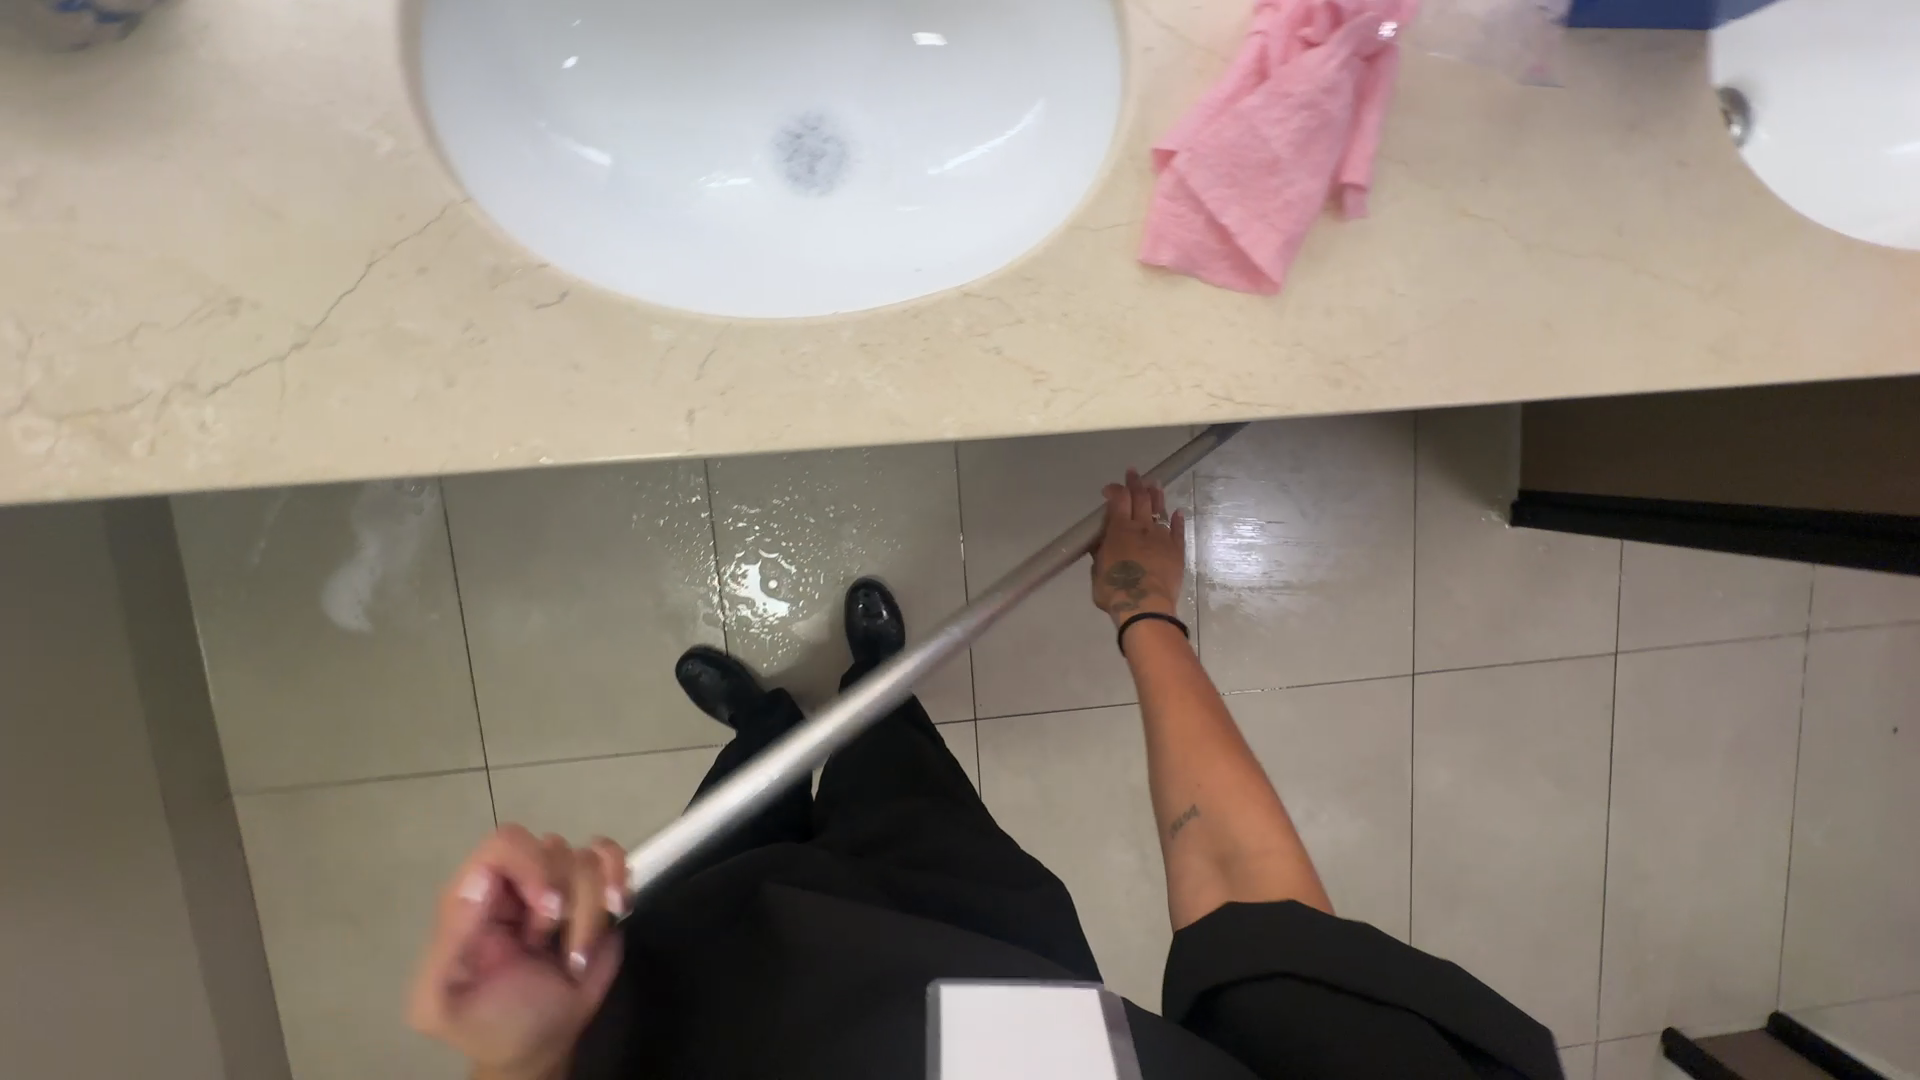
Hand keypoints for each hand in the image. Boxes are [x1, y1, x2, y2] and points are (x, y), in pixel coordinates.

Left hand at [408, 826, 629, 1079]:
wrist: (541, 1043)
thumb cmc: (488, 1023)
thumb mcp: (444, 999)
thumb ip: (452, 940)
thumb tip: (481, 877)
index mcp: (476, 896)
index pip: (505, 844)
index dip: (533, 865)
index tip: (549, 908)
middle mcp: (518, 879)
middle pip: (555, 847)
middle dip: (565, 899)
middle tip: (549, 942)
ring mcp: (560, 881)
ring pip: (590, 858)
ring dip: (590, 913)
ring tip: (575, 954)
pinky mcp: (596, 888)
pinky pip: (613, 857)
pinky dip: (619, 879)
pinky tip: (617, 910)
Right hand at [1090, 468, 1184, 626]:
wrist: (1145, 605)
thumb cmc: (1114, 590)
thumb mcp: (1097, 570)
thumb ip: (1099, 551)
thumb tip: (1099, 541)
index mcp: (1119, 529)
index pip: (1118, 499)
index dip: (1114, 489)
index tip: (1109, 488)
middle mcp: (1142, 527)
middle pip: (1140, 498)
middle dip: (1136, 483)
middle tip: (1134, 473)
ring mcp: (1162, 537)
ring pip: (1160, 510)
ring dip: (1157, 495)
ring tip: (1155, 484)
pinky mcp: (1177, 550)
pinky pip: (1178, 530)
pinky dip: (1178, 519)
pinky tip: (1178, 512)